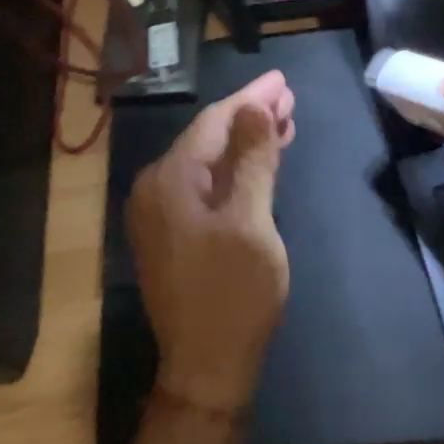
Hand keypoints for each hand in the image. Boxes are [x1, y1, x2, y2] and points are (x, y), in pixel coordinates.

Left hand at [128, 71, 296, 416]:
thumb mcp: (252, 222)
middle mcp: (155, 191)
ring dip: (243, 146)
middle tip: (288, 100)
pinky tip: (256, 169)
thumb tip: (254, 107)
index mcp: (170, 180)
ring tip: (281, 126)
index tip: (282, 79)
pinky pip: (202, 191)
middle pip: (206, 140)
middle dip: (248, 118)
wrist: (205, 365)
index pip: (214, 122)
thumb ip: (252, 160)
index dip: (251, 98)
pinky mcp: (170, 239)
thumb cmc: (234, 293)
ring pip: (205, 166)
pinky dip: (232, 175)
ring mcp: (158, 217)